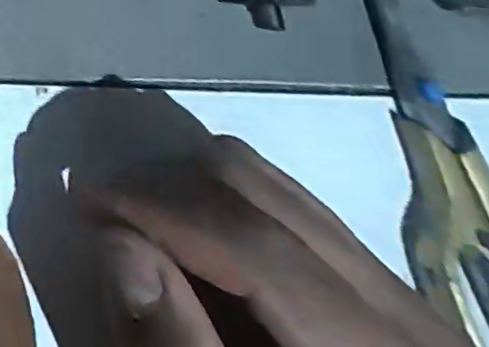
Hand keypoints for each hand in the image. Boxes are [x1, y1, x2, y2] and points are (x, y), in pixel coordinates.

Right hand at [76, 135, 469, 346]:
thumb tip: (114, 240)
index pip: (252, 240)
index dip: (159, 208)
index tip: (85, 199)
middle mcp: (403, 306)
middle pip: (255, 187)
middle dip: (165, 187)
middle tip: (104, 212)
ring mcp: (398, 289)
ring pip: (268, 182)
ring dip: (189, 187)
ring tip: (138, 219)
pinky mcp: (383, 287)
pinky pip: (286, 203)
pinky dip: (223, 203)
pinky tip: (190, 238)